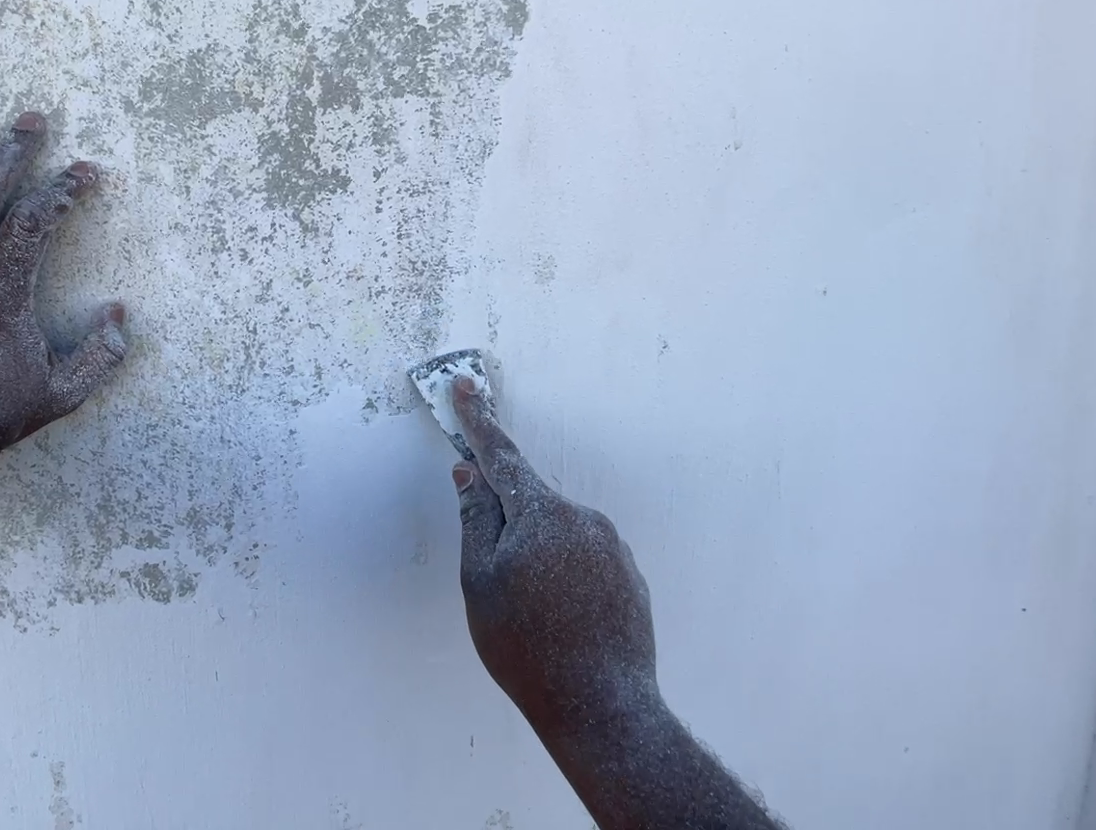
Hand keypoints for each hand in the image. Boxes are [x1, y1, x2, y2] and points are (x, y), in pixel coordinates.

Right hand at [450, 376, 660, 742]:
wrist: (603, 710)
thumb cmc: (526, 645)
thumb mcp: (480, 579)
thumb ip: (476, 519)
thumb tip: (469, 475)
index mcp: (543, 514)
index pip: (501, 456)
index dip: (477, 420)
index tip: (464, 385)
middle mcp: (584, 519)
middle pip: (529, 503)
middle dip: (506, 525)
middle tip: (496, 581)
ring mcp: (614, 548)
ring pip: (556, 534)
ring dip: (535, 555)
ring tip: (531, 614)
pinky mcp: (630, 577)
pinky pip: (583, 558)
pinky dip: (563, 575)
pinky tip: (559, 620)